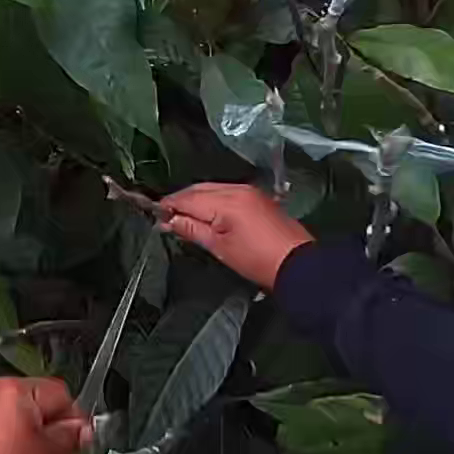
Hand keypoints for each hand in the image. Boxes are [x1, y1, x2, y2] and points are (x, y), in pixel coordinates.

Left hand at [0, 377, 92, 453]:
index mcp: (16, 388)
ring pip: (24, 412)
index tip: (79, 443)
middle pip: (42, 400)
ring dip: (36, 433)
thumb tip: (84, 430)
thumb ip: (68, 436)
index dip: (74, 419)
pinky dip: (15, 438)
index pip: (61, 393)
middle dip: (54, 426)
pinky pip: (5, 422)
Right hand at [158, 183, 311, 289]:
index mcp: (226, 200)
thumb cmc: (256, 260)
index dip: (168, 205)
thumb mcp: (219, 247)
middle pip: (198, 189)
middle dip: (180, 200)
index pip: (187, 197)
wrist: (298, 264)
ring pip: (211, 188)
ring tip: (182, 218)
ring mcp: (248, 190)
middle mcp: (236, 188)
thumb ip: (191, 229)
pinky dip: (211, 200)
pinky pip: (225, 191)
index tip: (154, 216)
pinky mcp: (256, 197)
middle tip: (165, 218)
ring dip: (195, 199)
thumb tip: (167, 221)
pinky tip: (205, 213)